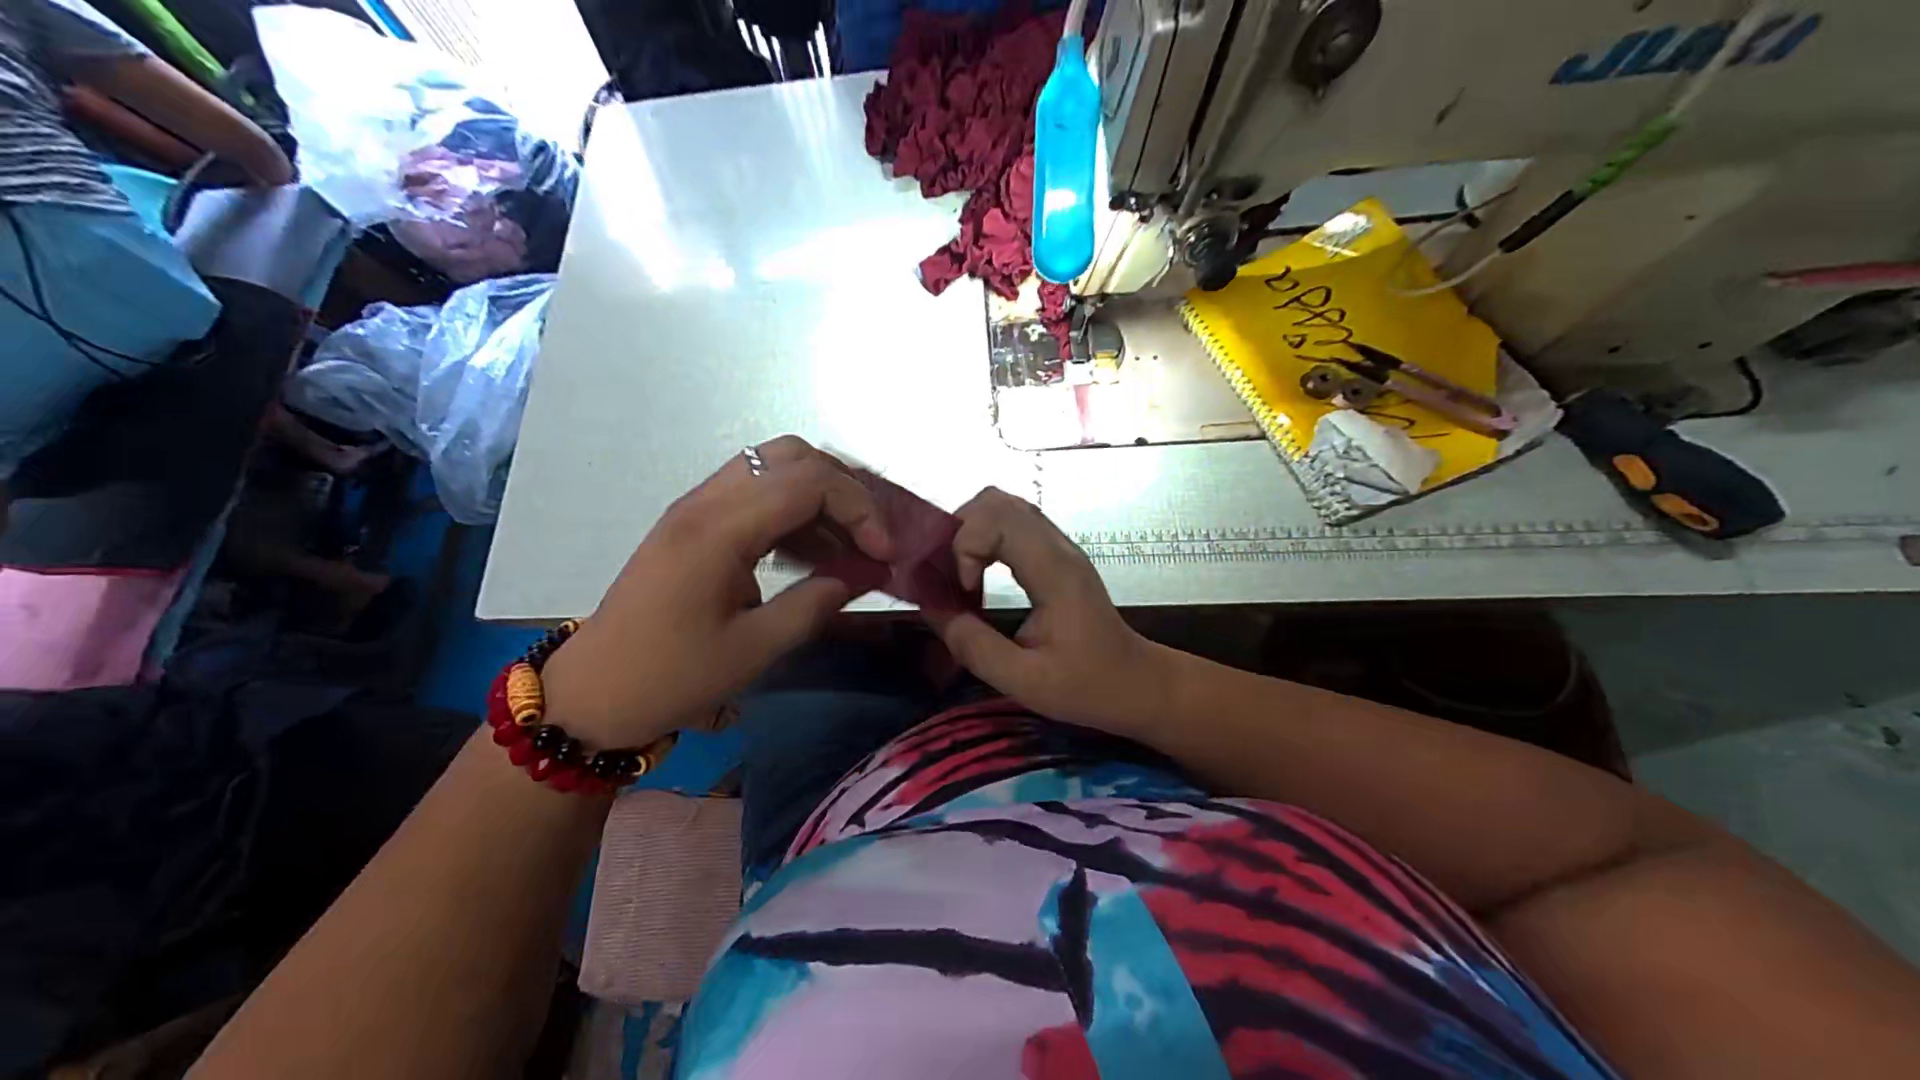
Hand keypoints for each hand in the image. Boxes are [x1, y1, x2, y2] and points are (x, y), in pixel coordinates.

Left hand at [541, 437, 890, 746]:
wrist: (593, 693)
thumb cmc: (671, 677)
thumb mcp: (754, 649)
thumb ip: (815, 603)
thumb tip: (864, 573)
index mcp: (718, 529)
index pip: (808, 482)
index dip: (859, 509)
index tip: (883, 554)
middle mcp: (706, 501)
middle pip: (792, 456)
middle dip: (843, 488)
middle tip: (867, 537)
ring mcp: (696, 507)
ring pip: (773, 466)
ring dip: (819, 494)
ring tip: (846, 545)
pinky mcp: (693, 522)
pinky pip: (754, 491)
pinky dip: (793, 507)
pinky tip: (810, 549)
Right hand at [924, 488, 1174, 733]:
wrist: (1136, 683)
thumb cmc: (1087, 686)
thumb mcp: (1025, 683)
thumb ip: (976, 648)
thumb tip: (936, 612)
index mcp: (1054, 573)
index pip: (999, 521)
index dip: (966, 547)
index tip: (965, 590)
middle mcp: (1057, 547)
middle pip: (997, 502)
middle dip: (960, 532)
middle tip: (951, 576)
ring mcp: (1059, 546)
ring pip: (1004, 506)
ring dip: (971, 532)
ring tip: (961, 574)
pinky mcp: (1055, 554)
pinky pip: (1012, 523)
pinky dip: (985, 538)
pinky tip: (980, 574)